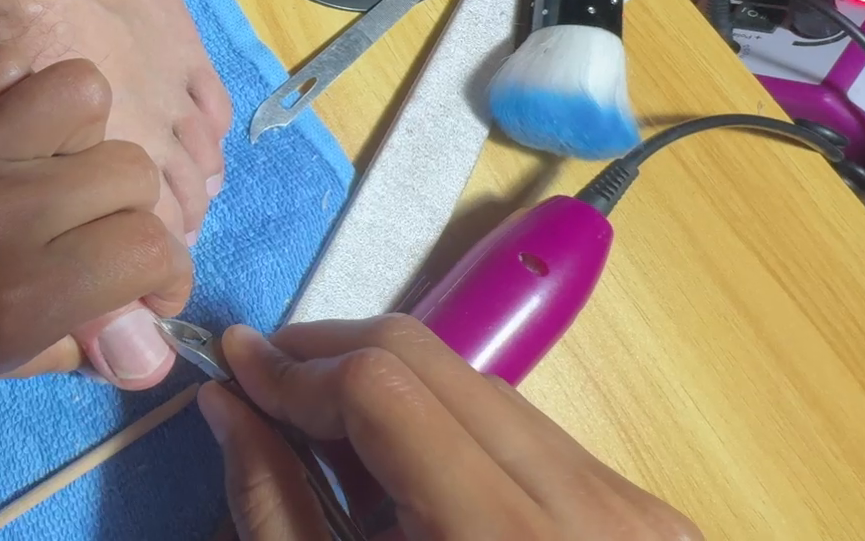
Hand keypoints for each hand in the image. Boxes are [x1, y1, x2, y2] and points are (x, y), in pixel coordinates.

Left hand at [0, 46, 193, 432]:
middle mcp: (5, 204)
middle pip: (130, 168)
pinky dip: (24, 94)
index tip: (134, 289)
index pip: (151, 243)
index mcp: (21, 291)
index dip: (159, 271)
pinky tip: (1, 132)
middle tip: (91, 237)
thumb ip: (65, 346)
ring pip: (83, 94)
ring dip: (85, 136)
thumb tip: (142, 341)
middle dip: (128, 211)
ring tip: (51, 171)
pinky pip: (6, 68)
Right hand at [198, 316, 700, 539]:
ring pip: (463, 375)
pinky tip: (404, 468)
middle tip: (267, 382)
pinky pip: (508, 416)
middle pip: (420, 355)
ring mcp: (631, 507)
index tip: (235, 367)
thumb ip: (269, 500)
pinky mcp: (642, 511)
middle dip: (323, 354)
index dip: (293, 369)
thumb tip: (222, 399)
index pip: (380, 388)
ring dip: (376, 379)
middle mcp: (590, 506)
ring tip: (330, 431)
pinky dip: (433, 414)